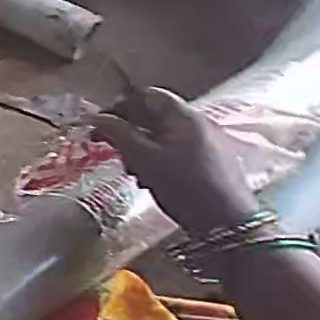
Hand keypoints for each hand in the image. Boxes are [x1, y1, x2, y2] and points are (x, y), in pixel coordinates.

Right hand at [90, 87, 258, 233]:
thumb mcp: (144, 158)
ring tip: (132, 171)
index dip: (120, 106)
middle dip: (128, 131)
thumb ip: (117, 133)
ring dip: (140, 149)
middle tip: (112, 151)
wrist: (227, 223)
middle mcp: (196, 122)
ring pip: (162, 136)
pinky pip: (175, 151)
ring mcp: (206, 142)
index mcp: (182, 115)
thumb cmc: (183, 186)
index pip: (146, 95)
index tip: (100, 126)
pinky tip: (150, 180)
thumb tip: (92, 117)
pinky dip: (156, 160)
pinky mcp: (209, 162)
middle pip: (153, 116)